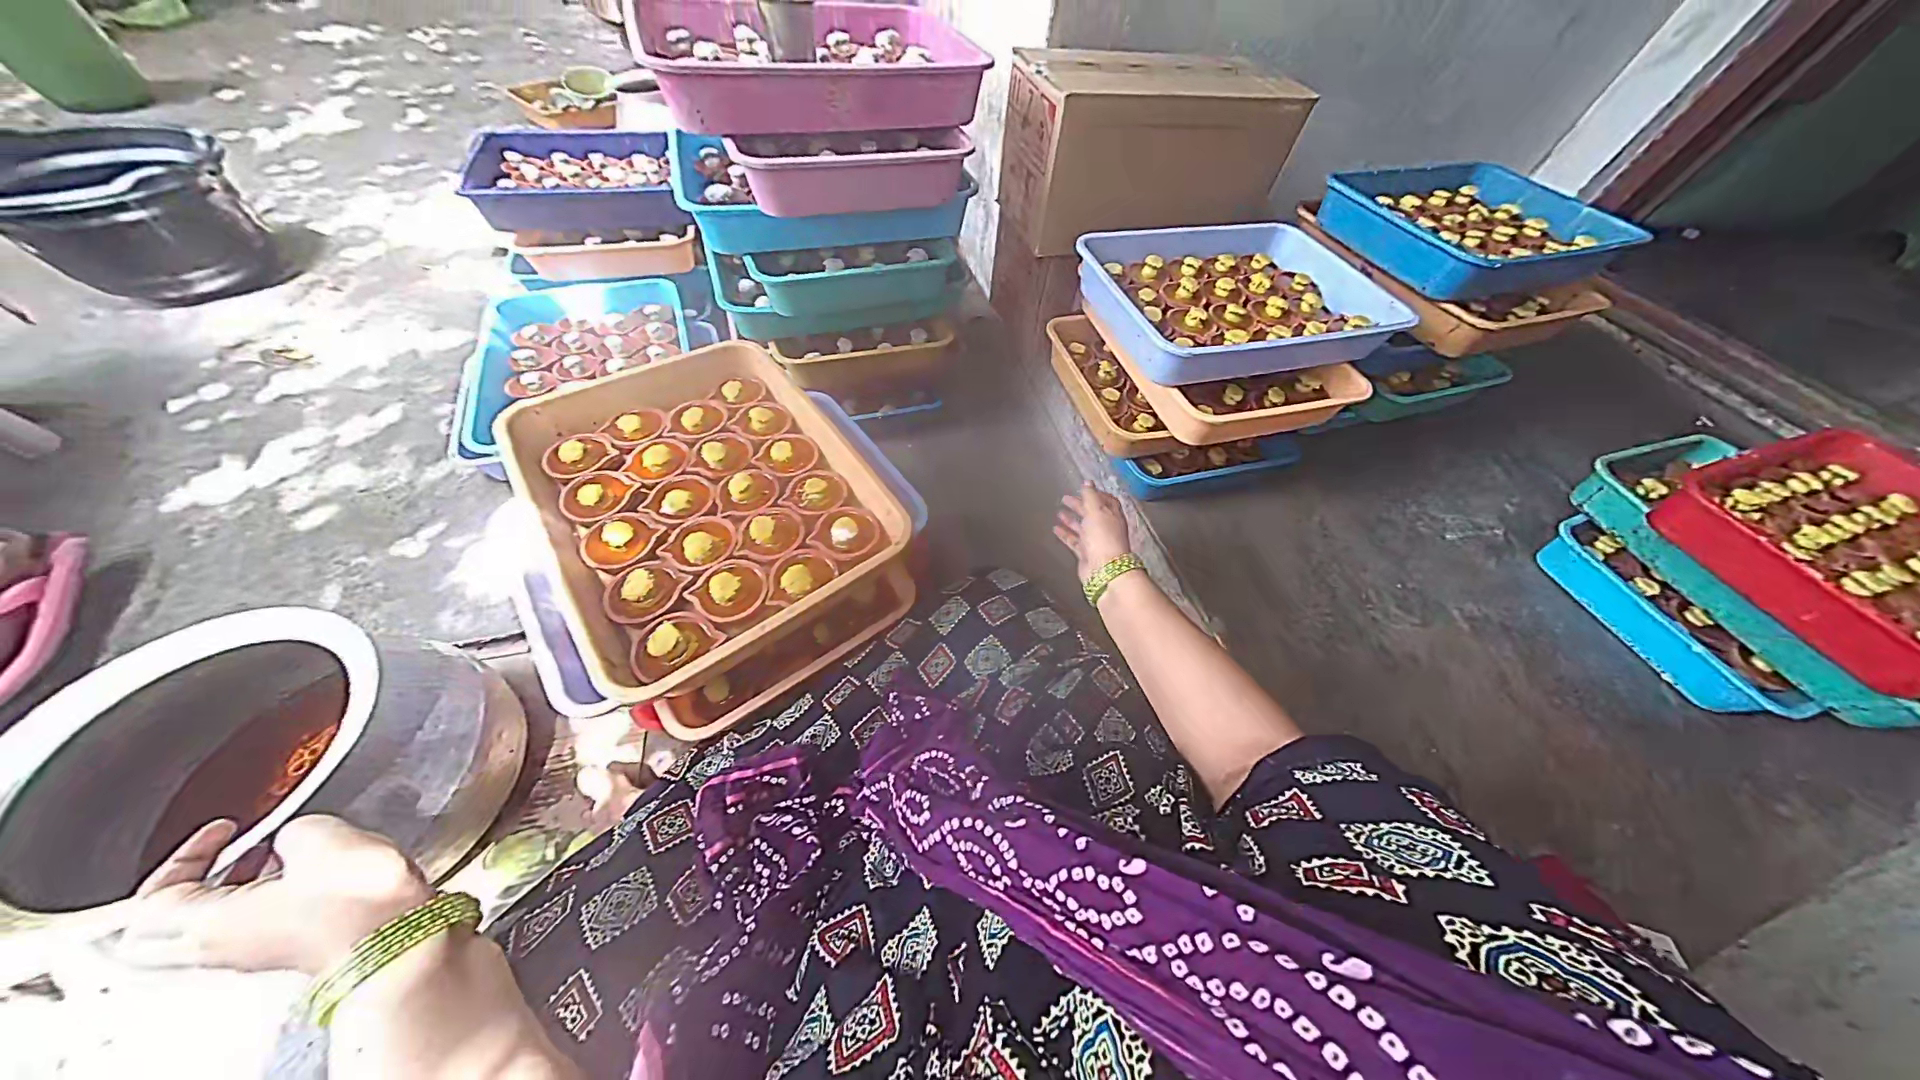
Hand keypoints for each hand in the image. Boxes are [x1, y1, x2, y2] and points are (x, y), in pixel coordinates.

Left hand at [117, 816, 433, 975]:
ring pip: (202, 931)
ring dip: (222, 893)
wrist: (398, 933)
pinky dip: (257, 902)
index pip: (154, 896)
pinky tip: (298, 876)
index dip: (187, 854)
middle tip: (210, 858)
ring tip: (262, 858)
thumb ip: (291, 831)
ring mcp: (254, 954)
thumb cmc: (356, 896)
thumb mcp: (321, 837)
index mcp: (207, 924)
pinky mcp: (289, 950)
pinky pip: (245, 931)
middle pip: (155, 932)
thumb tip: (290, 838)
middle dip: (180, 888)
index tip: (224, 830)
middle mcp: (218, 948)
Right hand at [1054, 482, 1133, 581]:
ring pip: (1082, 527)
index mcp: (1112, 515)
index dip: (1095, 494)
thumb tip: (1088, 482)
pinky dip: (1065, 534)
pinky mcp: (1085, 553)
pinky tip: (1056, 529)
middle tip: (1066, 498)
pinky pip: (1074, 541)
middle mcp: (1105, 528)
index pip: (1106, 501)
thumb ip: (1090, 496)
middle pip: (1092, 513)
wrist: (1103, 569)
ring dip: (1071, 519)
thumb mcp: (1096, 511)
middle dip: (1080, 505)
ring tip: (1059, 512)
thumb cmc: (1103, 538)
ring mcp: (1096, 541)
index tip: (1083, 488)